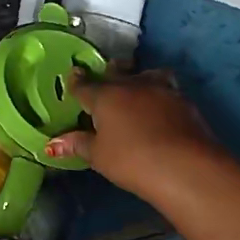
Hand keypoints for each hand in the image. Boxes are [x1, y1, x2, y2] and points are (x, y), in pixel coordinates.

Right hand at [45, 70, 238, 206]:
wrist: (186, 167)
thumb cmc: (131, 160)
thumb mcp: (98, 156)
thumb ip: (77, 144)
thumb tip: (53, 143)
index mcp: (106, 96)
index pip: (85, 85)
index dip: (76, 81)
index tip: (73, 75)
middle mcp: (133, 86)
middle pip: (118, 72)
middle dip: (109, 74)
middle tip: (104, 82)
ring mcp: (163, 91)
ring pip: (147, 75)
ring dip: (139, 79)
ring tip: (136, 91)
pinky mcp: (185, 103)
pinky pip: (166, 91)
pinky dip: (158, 97)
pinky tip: (158, 111)